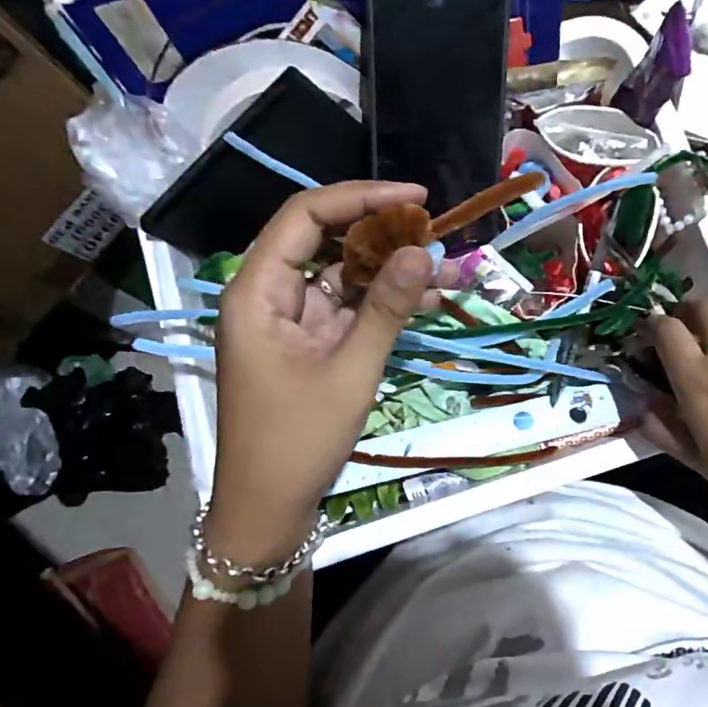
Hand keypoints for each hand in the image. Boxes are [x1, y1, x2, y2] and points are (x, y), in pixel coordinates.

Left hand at [207, 181, 437, 561]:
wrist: (268, 508)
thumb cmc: (298, 440)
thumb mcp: (351, 370)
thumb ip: (387, 308)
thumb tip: (424, 252)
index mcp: (259, 290)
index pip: (307, 217)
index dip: (362, 198)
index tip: (417, 199)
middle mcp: (271, 296)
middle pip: (328, 243)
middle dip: (385, 239)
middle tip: (439, 240)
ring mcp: (292, 323)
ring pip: (345, 279)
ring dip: (393, 276)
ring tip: (448, 275)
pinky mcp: (310, 346)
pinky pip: (349, 312)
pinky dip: (384, 308)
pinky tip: (427, 304)